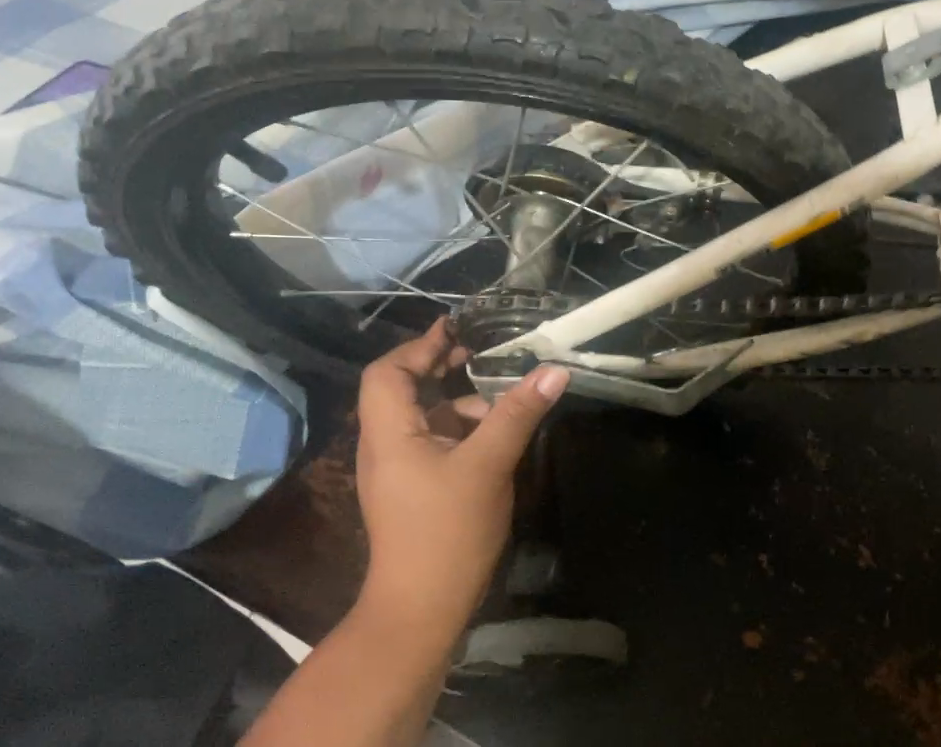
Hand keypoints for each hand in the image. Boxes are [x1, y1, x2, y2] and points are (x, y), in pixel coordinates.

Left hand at [354, 320, 567, 630]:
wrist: (422, 609)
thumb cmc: (446, 531)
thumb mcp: (488, 465)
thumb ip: (517, 414)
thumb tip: (553, 370)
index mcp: (389, 435)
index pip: (387, 373)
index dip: (419, 346)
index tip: (459, 330)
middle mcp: (387, 446)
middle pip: (402, 390)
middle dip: (440, 367)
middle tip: (482, 352)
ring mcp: (400, 471)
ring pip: (424, 418)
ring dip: (459, 400)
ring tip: (504, 395)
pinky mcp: (417, 490)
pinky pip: (437, 443)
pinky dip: (464, 429)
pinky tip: (500, 434)